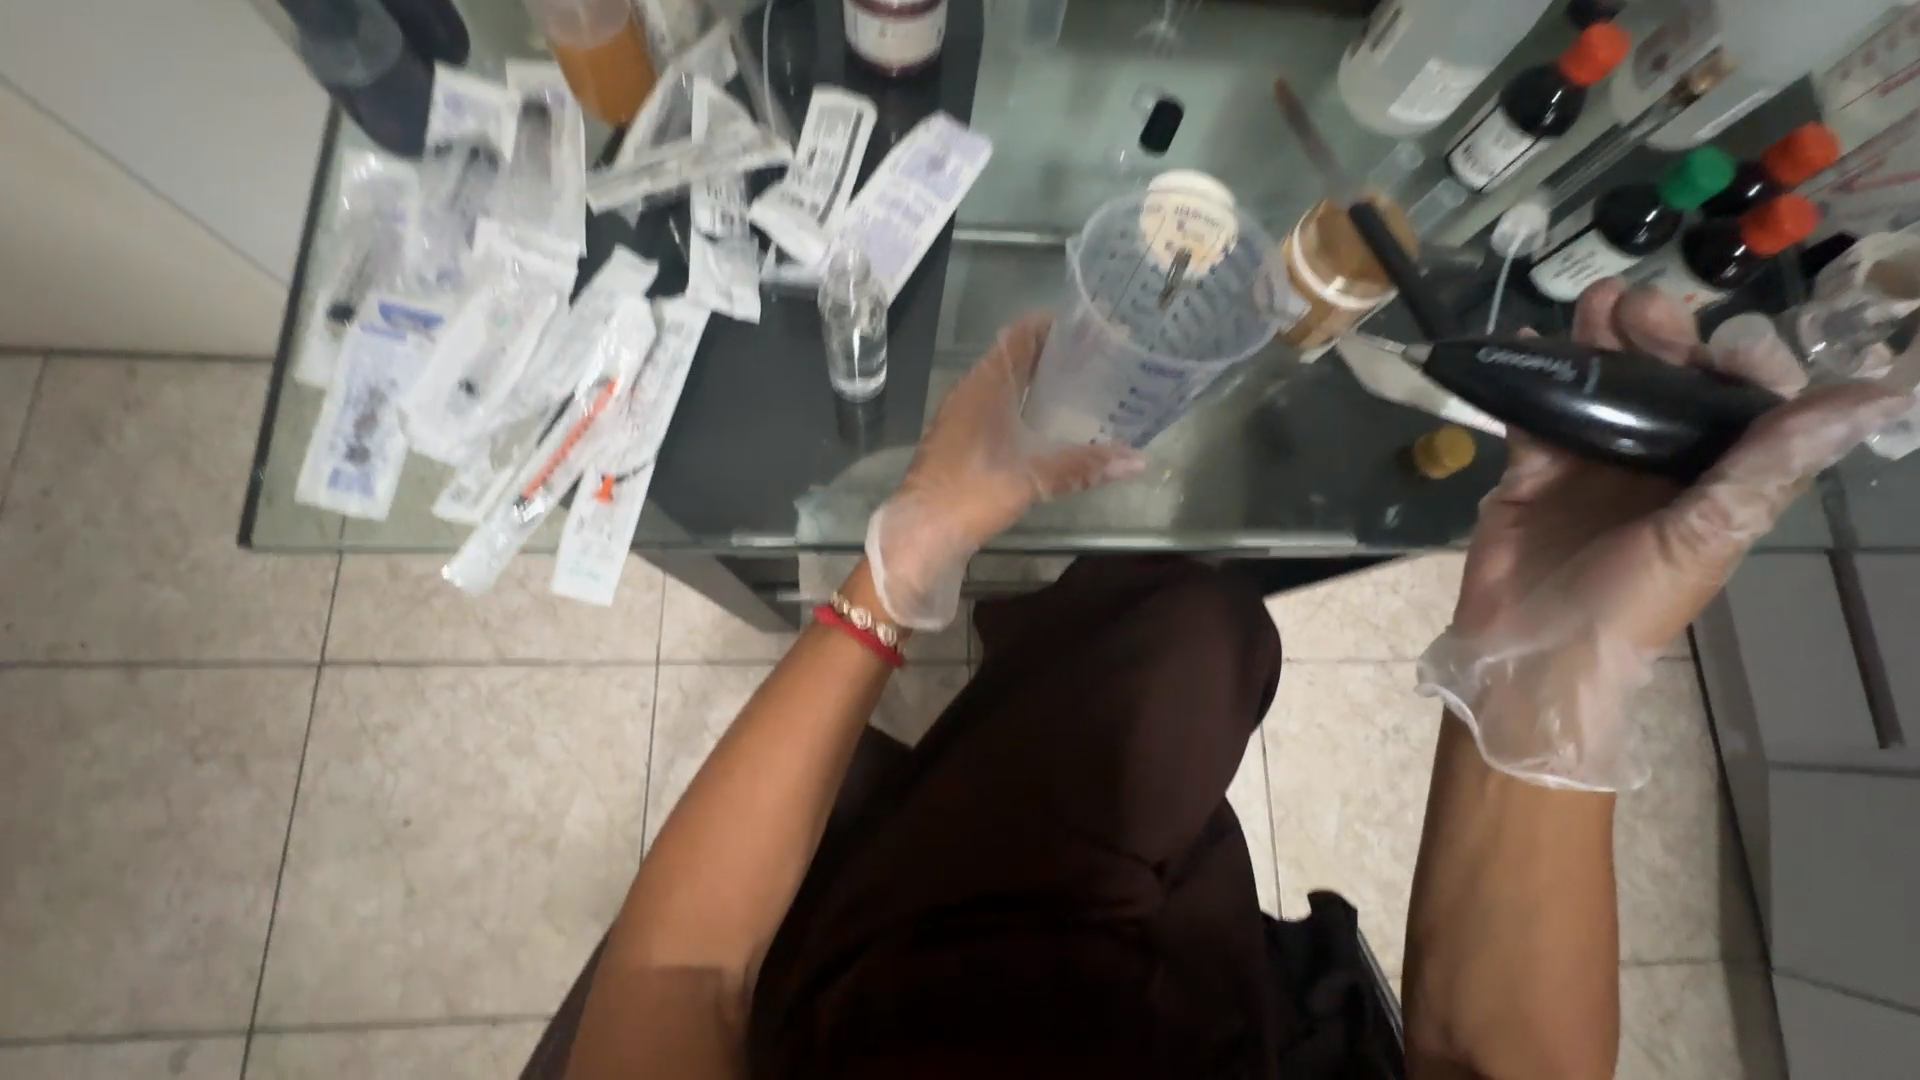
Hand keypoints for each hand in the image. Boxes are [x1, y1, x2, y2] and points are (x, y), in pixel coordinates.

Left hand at [865, 314, 1146, 629]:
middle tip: (1099, 358)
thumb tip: (1139, 461)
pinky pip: (999, 411)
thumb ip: (1084, 466)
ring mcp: (963, 419)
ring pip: (1006, 387)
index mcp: (983, 385)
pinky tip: (1051, 429)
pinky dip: (1026, 410)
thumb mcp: (1033, 479)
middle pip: (1015, 360)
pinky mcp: (962, 444)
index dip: (1052, 326)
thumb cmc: (972, 494)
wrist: (921, 535)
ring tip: (1084, 388)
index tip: (1090, 326)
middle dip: (1054, 356)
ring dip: (1039, 385)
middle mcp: (970, 393)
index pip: (1019, 336)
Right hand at [1418, 280, 1908, 791]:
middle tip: (1633, 303)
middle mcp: (1656, 465)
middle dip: (1655, 338)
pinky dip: (1530, 380)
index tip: (1712, 341)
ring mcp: (1588, 467)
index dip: (1736, 362)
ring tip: (1589, 301)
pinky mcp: (1530, 475)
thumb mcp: (1707, 536)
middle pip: (1663, 386)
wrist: (1530, 646)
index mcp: (1715, 480)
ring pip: (1599, 391)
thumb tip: (1880, 392)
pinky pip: (1534, 417)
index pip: (1742, 404)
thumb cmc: (1628, 602)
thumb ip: (1769, 464)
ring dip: (1596, 345)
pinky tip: (1527, 344)